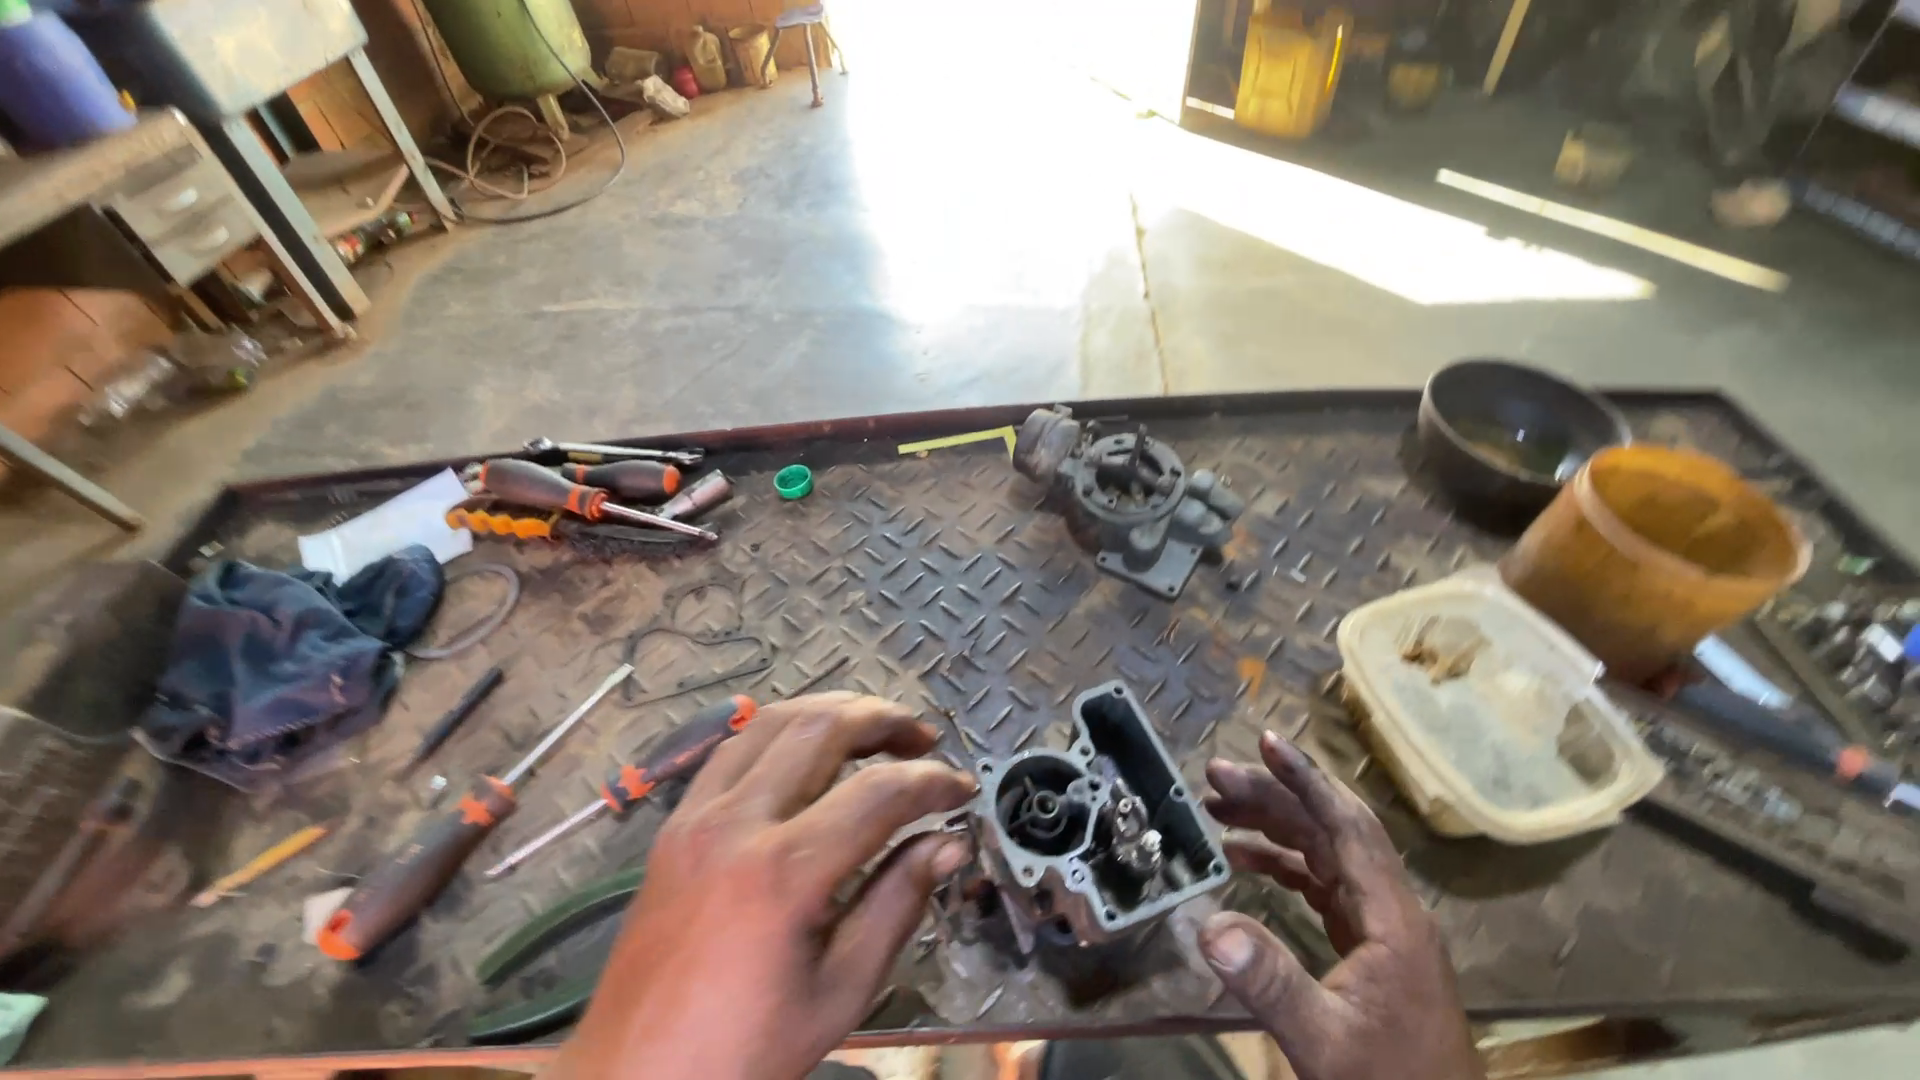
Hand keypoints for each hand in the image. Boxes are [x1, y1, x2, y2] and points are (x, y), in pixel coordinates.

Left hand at [548, 693, 976, 1079]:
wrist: (634, 1079)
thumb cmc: (746, 1050)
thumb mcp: (840, 990)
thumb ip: (897, 903)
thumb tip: (948, 843)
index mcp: (783, 872)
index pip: (877, 793)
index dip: (931, 781)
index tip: (960, 790)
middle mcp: (736, 822)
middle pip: (821, 730)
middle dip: (884, 721)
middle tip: (923, 737)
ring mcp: (696, 815)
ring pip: (771, 721)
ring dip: (831, 712)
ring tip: (873, 728)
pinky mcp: (675, 824)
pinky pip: (732, 748)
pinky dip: (780, 730)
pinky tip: (806, 747)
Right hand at [1201, 731, 1481, 1079]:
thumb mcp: (1325, 1044)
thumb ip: (1269, 983)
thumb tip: (1207, 925)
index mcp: (1393, 918)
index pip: (1347, 826)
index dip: (1305, 780)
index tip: (1263, 743)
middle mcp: (1391, 909)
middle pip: (1331, 829)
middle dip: (1274, 796)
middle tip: (1214, 777)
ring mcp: (1382, 927)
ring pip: (1326, 852)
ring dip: (1274, 825)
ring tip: (1217, 810)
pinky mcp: (1370, 945)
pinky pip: (1322, 884)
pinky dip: (1282, 864)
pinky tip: (1245, 860)